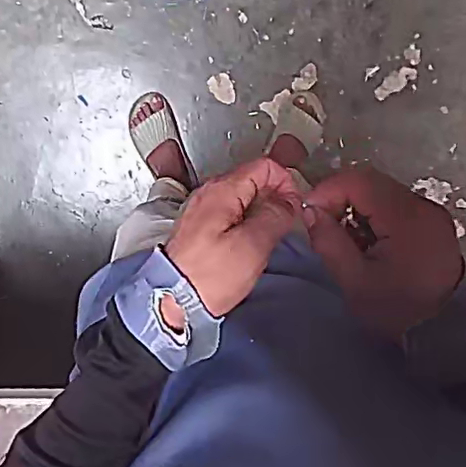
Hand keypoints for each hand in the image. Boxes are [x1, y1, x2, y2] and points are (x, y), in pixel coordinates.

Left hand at [163, 157, 304, 318]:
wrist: (172, 300)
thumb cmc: (207, 277)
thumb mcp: (253, 245)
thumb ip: (275, 216)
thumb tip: (288, 201)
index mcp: (222, 191)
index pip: (264, 166)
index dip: (286, 182)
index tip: (293, 206)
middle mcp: (208, 194)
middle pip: (252, 178)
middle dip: (275, 196)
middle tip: (285, 223)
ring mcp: (200, 210)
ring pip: (241, 196)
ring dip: (260, 210)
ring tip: (268, 236)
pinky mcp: (198, 227)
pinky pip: (229, 213)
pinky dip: (245, 221)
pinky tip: (249, 244)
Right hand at [305, 167, 465, 339]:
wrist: (442, 331)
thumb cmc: (394, 309)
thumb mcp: (353, 280)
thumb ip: (329, 240)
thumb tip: (311, 211)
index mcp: (407, 220)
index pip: (359, 182)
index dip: (328, 191)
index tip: (310, 214)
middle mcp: (423, 208)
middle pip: (371, 182)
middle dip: (339, 198)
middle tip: (323, 224)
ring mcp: (431, 214)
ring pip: (381, 191)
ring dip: (355, 207)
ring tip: (345, 237)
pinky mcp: (432, 223)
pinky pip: (394, 205)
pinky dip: (372, 215)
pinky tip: (366, 241)